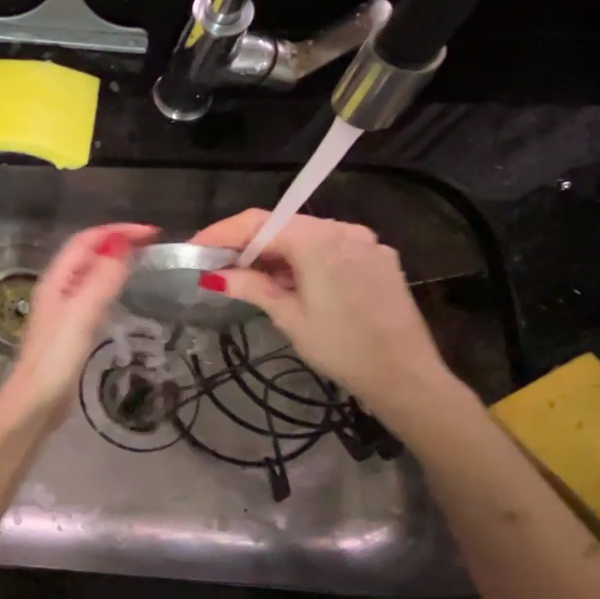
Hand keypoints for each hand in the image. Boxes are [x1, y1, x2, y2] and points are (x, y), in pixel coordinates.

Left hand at [1, 223, 156, 423]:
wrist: (33, 405)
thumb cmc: (54, 362)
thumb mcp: (81, 316)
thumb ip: (101, 280)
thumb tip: (122, 243)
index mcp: (56, 282)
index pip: (86, 240)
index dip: (117, 231)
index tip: (153, 233)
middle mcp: (56, 290)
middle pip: (87, 253)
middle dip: (118, 242)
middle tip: (154, 246)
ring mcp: (61, 310)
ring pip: (90, 273)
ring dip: (115, 262)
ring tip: (145, 264)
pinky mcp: (68, 330)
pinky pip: (92, 295)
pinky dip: (110, 286)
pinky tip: (124, 297)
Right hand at [192, 210, 453, 407]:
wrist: (405, 376)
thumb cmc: (341, 347)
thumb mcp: (289, 317)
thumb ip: (251, 287)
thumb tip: (215, 276)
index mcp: (317, 240)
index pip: (257, 222)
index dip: (221, 233)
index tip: (194, 248)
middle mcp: (343, 230)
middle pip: (282, 226)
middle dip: (247, 244)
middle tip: (217, 266)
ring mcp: (365, 243)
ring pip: (307, 237)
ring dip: (276, 253)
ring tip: (250, 278)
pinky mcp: (379, 260)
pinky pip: (331, 249)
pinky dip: (305, 260)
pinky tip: (292, 284)